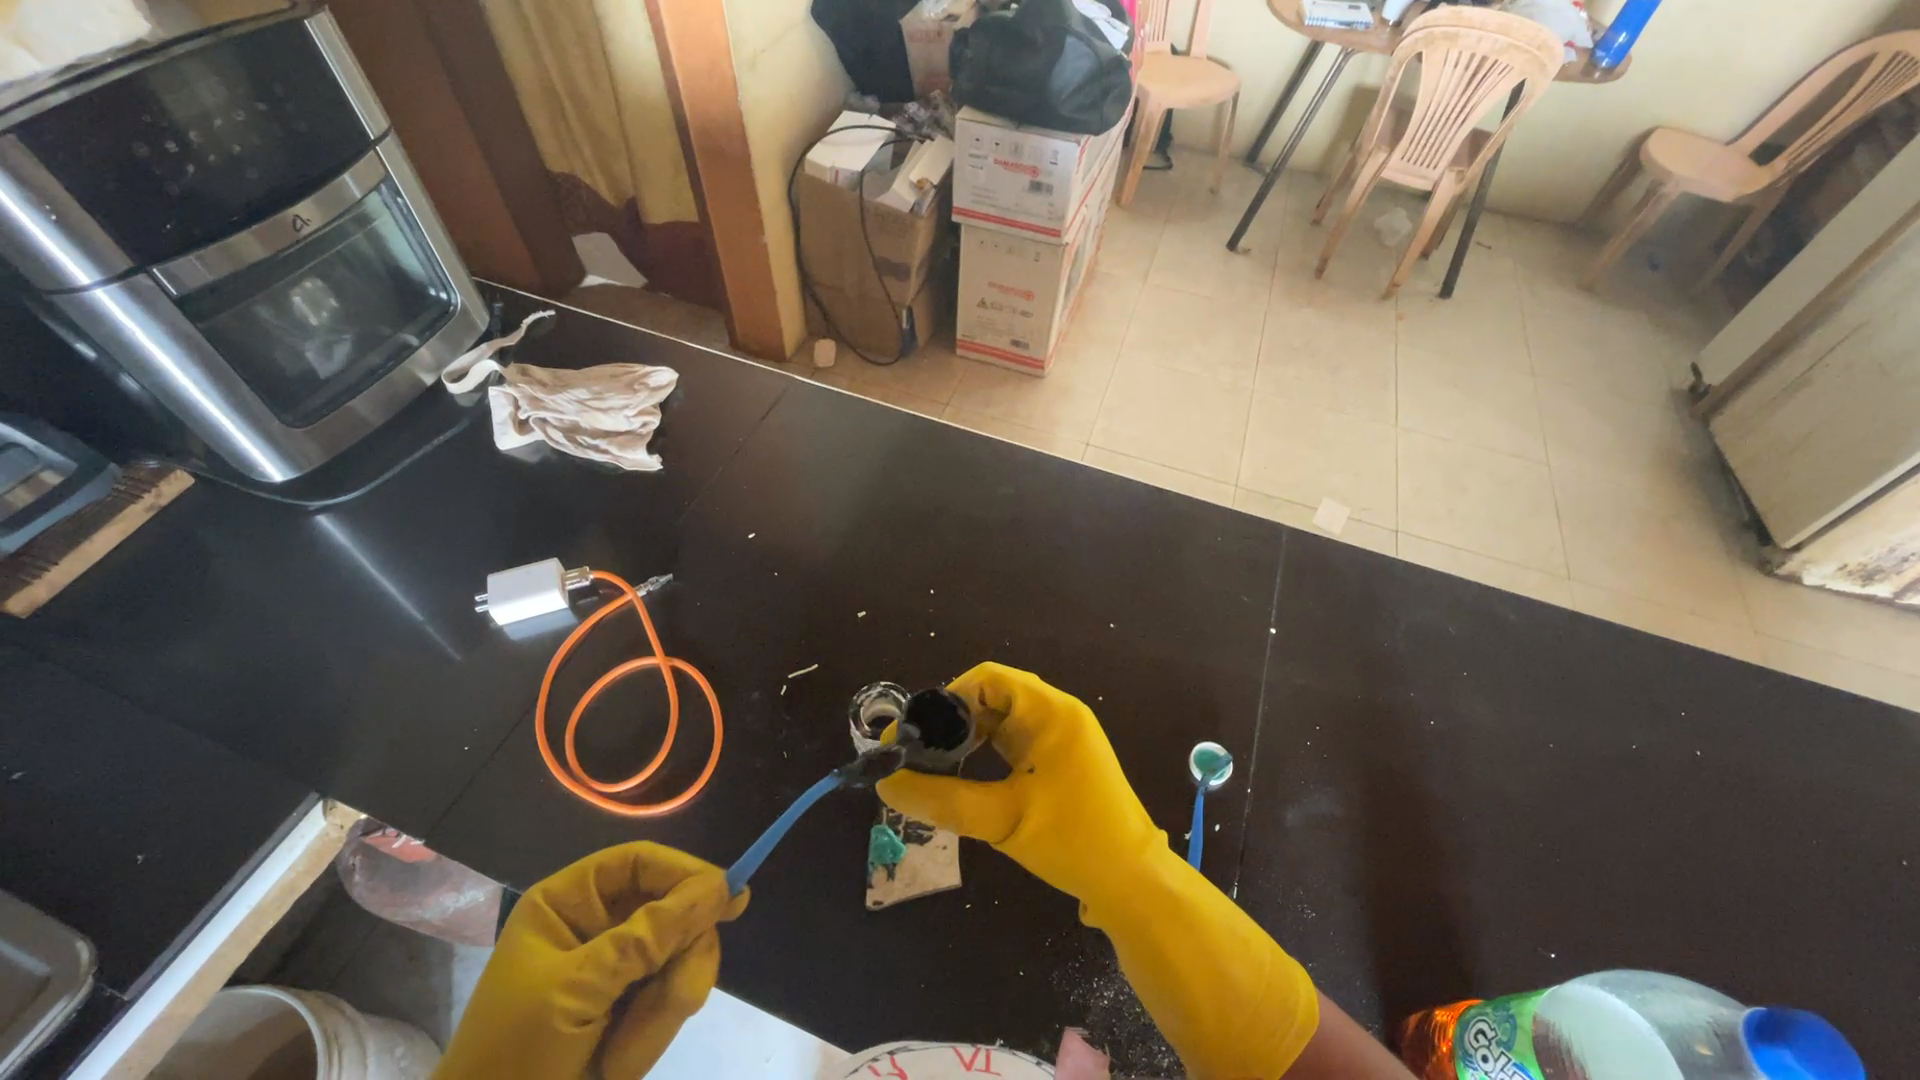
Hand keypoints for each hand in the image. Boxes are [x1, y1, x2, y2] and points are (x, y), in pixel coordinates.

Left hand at [433, 842, 747, 1079]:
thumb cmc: (513, 1056)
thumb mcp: (578, 991)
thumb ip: (648, 937)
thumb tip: (720, 886)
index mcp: (568, 903)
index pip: (641, 862)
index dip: (686, 873)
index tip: (731, 898)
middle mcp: (597, 926)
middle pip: (673, 911)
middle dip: (678, 960)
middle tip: (681, 1000)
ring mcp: (616, 968)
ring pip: (680, 958)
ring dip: (663, 1007)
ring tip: (621, 1055)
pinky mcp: (630, 1007)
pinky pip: (671, 997)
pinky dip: (655, 1031)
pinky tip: (619, 1062)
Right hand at [884, 664, 1321, 1078]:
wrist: (1133, 883)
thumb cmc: (1074, 842)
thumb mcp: (1002, 820)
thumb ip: (942, 799)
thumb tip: (886, 783)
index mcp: (1051, 713)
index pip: (989, 679)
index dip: (949, 699)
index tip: (920, 735)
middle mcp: (1058, 715)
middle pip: (992, 696)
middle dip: (953, 722)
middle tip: (919, 756)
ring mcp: (1061, 737)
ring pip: (1001, 720)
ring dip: (968, 739)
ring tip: (936, 768)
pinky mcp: (1060, 760)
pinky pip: (1014, 741)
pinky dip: (986, 753)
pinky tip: (966, 777)